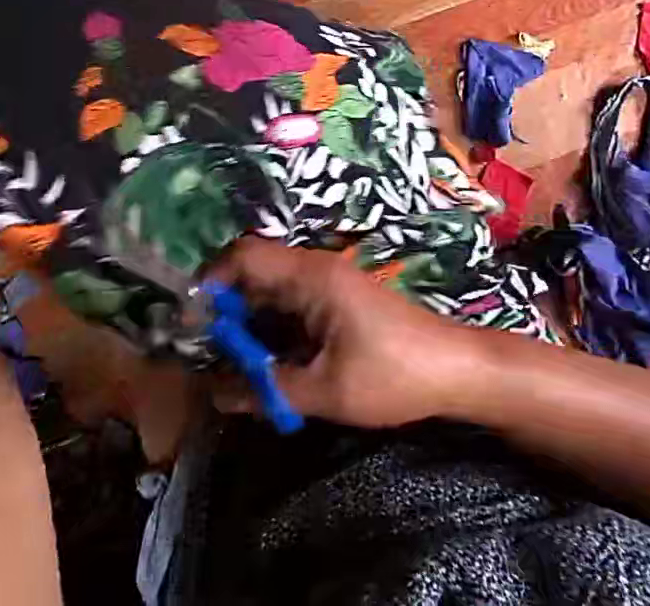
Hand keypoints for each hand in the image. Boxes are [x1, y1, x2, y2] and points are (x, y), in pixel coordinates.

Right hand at [208, 238, 489, 428]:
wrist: (457, 369)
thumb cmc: (394, 375)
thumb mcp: (326, 391)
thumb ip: (267, 389)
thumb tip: (216, 392)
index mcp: (312, 276)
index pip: (245, 256)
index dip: (212, 282)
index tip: (192, 322)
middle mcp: (317, 269)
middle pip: (255, 270)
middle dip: (227, 307)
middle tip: (208, 350)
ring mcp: (330, 282)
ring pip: (272, 288)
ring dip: (250, 320)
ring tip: (231, 361)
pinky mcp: (339, 299)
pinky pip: (292, 302)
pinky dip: (273, 326)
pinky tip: (268, 360)